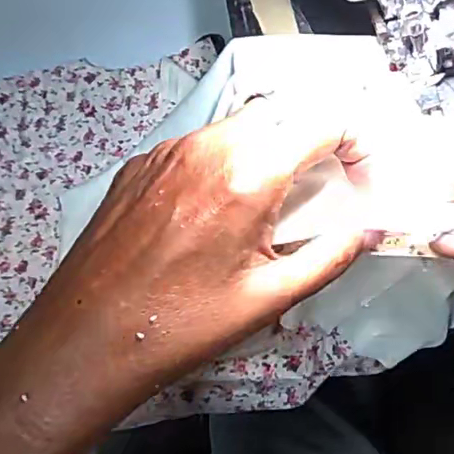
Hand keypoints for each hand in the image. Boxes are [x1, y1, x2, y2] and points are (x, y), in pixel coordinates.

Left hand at [0, 100, 376, 453]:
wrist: (82, 340)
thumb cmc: (182, 327)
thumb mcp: (268, 298)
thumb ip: (329, 256)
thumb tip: (371, 230)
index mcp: (249, 174)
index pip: (323, 121)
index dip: (355, 141)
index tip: (358, 176)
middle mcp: (209, 146)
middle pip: (281, 113)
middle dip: (312, 139)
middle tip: (318, 186)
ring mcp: (168, 150)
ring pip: (237, 125)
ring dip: (267, 147)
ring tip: (265, 200)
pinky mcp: (140, 163)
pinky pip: (198, 143)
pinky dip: (224, 159)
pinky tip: (212, 207)